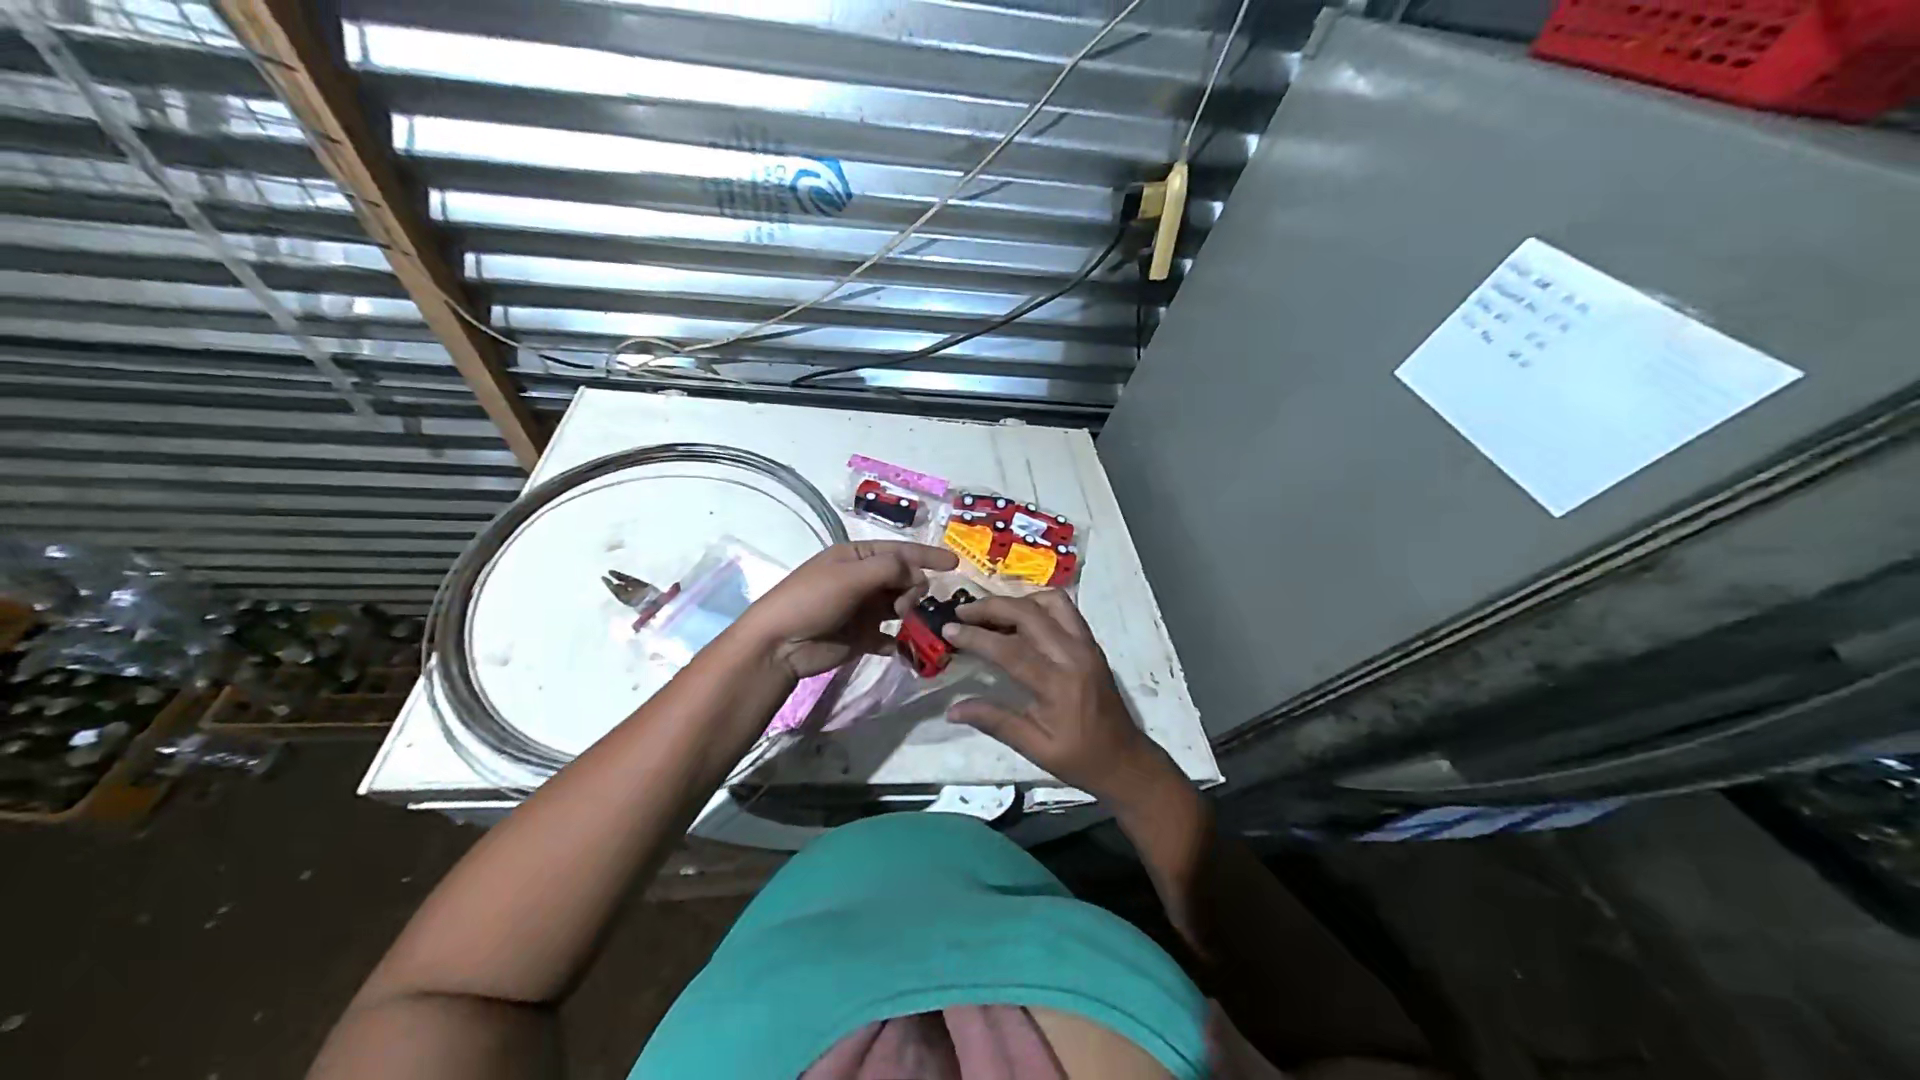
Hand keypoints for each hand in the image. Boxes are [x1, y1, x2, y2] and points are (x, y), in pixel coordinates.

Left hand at [732, 541, 957, 678]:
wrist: (780, 645)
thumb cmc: (812, 600)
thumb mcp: (850, 576)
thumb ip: (889, 569)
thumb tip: (917, 574)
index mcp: (857, 558)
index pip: (900, 551)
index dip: (928, 556)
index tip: (955, 564)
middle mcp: (863, 581)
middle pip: (904, 579)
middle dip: (915, 589)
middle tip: (906, 606)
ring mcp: (864, 610)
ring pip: (902, 607)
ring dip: (913, 614)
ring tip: (910, 624)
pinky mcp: (863, 637)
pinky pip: (892, 637)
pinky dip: (903, 641)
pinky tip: (909, 647)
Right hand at [942, 591, 1179, 801]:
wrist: (1125, 759)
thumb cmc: (1079, 758)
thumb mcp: (1034, 747)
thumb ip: (994, 721)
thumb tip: (952, 710)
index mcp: (1058, 685)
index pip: (1009, 650)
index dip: (975, 637)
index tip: (948, 629)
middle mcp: (1074, 655)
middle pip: (1029, 614)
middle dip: (991, 607)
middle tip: (963, 612)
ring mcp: (1086, 645)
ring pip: (1051, 602)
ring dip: (1018, 600)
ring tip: (992, 612)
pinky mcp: (1091, 644)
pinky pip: (1065, 610)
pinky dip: (1039, 604)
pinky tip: (1020, 617)